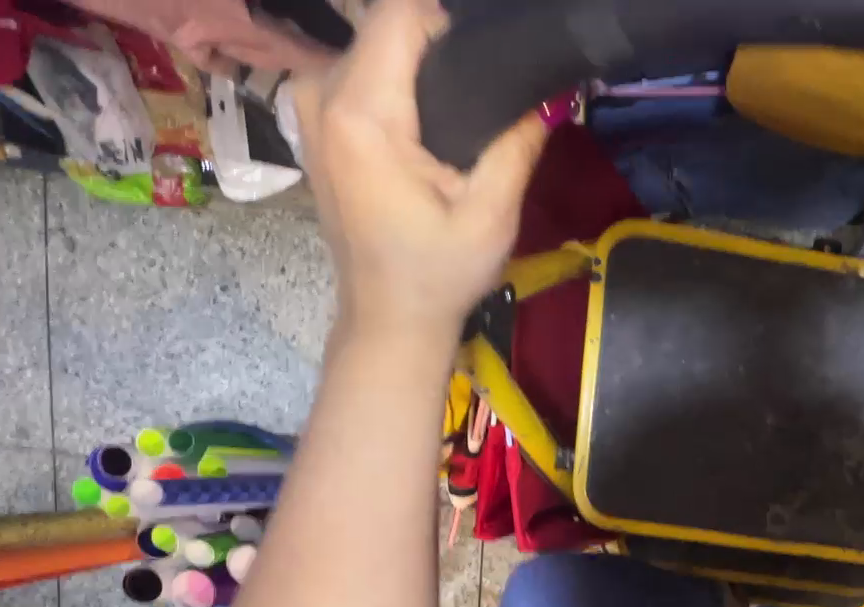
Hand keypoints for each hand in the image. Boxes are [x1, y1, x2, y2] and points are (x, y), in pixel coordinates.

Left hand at [293, 0, 546, 341]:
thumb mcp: (491, 214)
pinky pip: (361, 77)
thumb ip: (517, 145)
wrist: (390, 318)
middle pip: (386, 30)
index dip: (451, 29)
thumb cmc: (440, 273)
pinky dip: (399, 90)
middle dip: (440, 52)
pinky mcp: (315, 123)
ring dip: (421, 73)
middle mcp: (321, 93)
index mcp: (363, 114)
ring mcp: (310, 106)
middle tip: (487, 102)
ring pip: (374, 50)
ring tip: (461, 123)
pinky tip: (430, 136)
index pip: (401, 16)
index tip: (490, 69)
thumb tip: (552, 95)